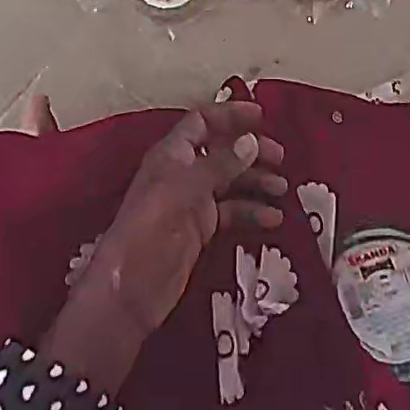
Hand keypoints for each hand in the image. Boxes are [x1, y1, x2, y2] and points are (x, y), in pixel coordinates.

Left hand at [41, 102, 285, 392]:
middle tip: (280, 157)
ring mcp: (192, 201)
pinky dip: (252, 211)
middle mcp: (184, 173)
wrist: (128, 294)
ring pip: (230, 181)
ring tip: (282, 189)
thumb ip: (219, 164)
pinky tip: (273, 219)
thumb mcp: (183, 192)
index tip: (261, 116)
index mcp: (172, 155)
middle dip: (251, 150)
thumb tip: (251, 140)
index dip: (230, 115)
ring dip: (256, 181)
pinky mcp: (200, 229)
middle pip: (222, 150)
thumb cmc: (149, 233)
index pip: (203, 121)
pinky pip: (231, 211)